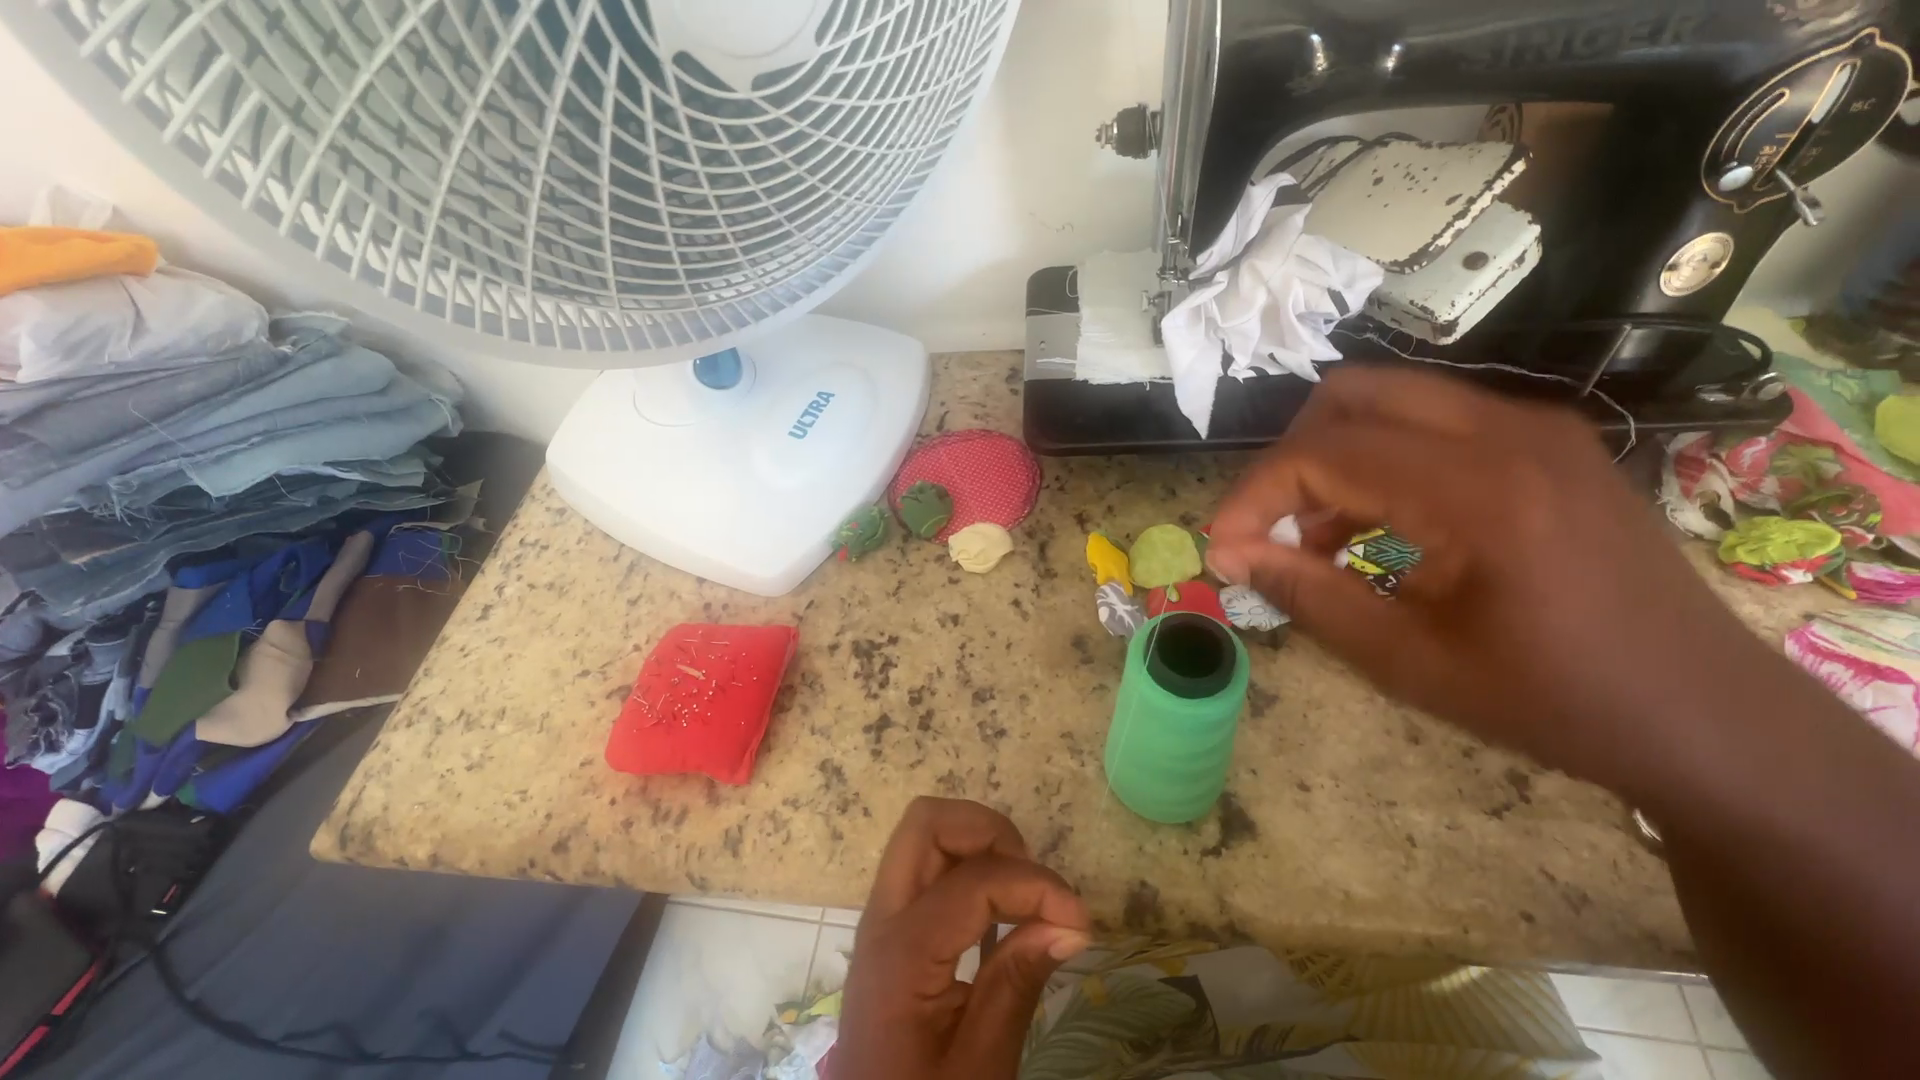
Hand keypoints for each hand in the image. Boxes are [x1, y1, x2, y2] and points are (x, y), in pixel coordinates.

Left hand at [835, 797, 1089, 1079]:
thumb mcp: (980, 1065)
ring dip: (979, 846)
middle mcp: (882, 919)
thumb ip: (1018, 984)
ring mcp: (881, 922)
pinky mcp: (890, 934)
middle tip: (1033, 884)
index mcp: (901, 952)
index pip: (975, 878)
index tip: (1081, 922)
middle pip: (928, 823)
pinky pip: (925, 870)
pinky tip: (1000, 916)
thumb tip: (1071, 923)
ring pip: (923, 837)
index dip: (1037, 885)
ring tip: (1023, 899)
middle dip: (990, 834)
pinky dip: (967, 869)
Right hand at [1204, 366, 1791, 799]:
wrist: (1704, 712)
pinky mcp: (1552, 441)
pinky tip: (1382, 528)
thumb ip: (1309, 597)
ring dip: (1337, 456)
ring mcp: (1540, 428)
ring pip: (1394, 398)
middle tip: (1270, 528)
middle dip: (1290, 458)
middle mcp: (1510, 432)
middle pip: (1352, 395)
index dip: (1256, 496)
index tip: (1224, 548)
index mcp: (1479, 491)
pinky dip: (1386, 459)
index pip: (1325, 453)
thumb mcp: (1410, 664)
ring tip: (1321, 538)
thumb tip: (1230, 553)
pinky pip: (1439, 420)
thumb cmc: (1552, 701)